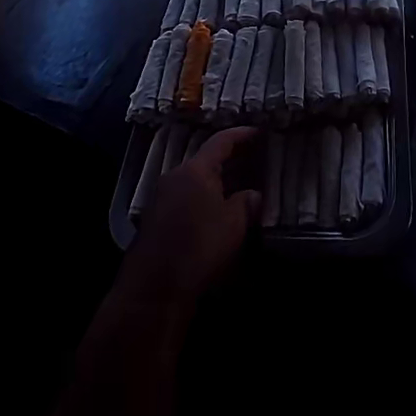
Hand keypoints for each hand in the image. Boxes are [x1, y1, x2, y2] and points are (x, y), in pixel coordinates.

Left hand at [127, 127, 262, 298]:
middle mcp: (176, 176)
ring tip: (242, 184)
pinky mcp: (158, 218)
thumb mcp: (234, 223)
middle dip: (232, 158)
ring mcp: (163, 197)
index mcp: (195, 170)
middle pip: (207, 159)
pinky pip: (188, 197)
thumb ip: (247, 203)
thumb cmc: (199, 246)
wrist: (156, 284)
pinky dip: (206, 196)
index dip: (242, 135)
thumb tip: (253, 195)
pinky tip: (220, 210)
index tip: (260, 132)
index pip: (221, 142)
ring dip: (219, 180)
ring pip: (197, 179)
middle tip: (255, 158)